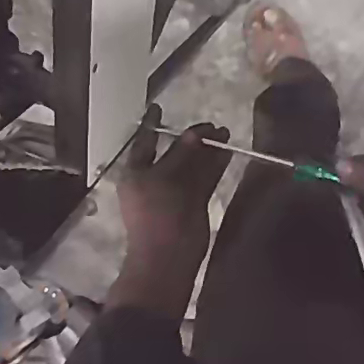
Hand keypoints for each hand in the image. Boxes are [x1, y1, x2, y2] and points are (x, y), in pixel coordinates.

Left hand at [117, 111, 230, 264]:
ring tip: (225, 133)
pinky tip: (228, 151)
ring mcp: (176, 191)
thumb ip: (180, 155)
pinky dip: (216, 165)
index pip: (144, 142)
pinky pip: (205, 178)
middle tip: (211, 125)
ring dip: (208, 149)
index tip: (158, 108)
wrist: (167, 255)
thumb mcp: (162, 179)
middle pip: (174, 152)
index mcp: (136, 172)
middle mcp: (155, 178)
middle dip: (192, 138)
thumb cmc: (154, 215)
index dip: (152, 125)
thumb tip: (195, 134)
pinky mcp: (194, 202)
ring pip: (193, 164)